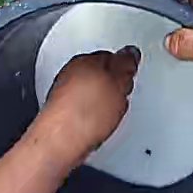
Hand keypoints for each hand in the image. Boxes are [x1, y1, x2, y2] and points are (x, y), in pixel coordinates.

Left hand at [31, 47, 139, 161]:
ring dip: (102, 99)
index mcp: (85, 59)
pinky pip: (83, 108)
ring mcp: (64, 93)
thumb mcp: (119, 83)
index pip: (111, 55)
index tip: (131, 73)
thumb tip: (130, 53)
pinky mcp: (62, 112)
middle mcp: (71, 73)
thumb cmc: (84, 112)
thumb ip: (127, 65)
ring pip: (91, 91)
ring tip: (110, 112)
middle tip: (122, 93)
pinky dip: (92, 114)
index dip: (124, 66)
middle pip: (99, 72)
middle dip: (112, 82)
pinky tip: (98, 123)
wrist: (61, 140)